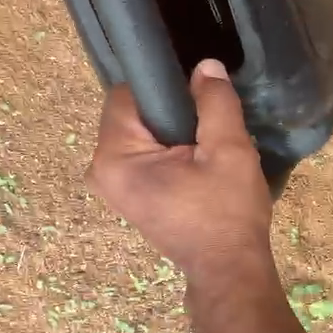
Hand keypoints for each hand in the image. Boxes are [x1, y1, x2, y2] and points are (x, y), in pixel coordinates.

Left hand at [88, 59, 273, 277]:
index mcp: (114, 157)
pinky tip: (203, 166)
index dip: (167, 89)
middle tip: (215, 128)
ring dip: (177, 135)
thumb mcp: (229, 151)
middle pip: (135, 117)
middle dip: (175, 115)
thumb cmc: (227, 210)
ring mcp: (114, 188)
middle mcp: (101, 170)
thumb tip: (207, 67)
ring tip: (212, 148)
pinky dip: (174, 154)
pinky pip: (148, 158)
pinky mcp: (132, 198)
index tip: (204, 97)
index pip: (128, 97)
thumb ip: (216, 104)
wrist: (230, 266)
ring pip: (144, 138)